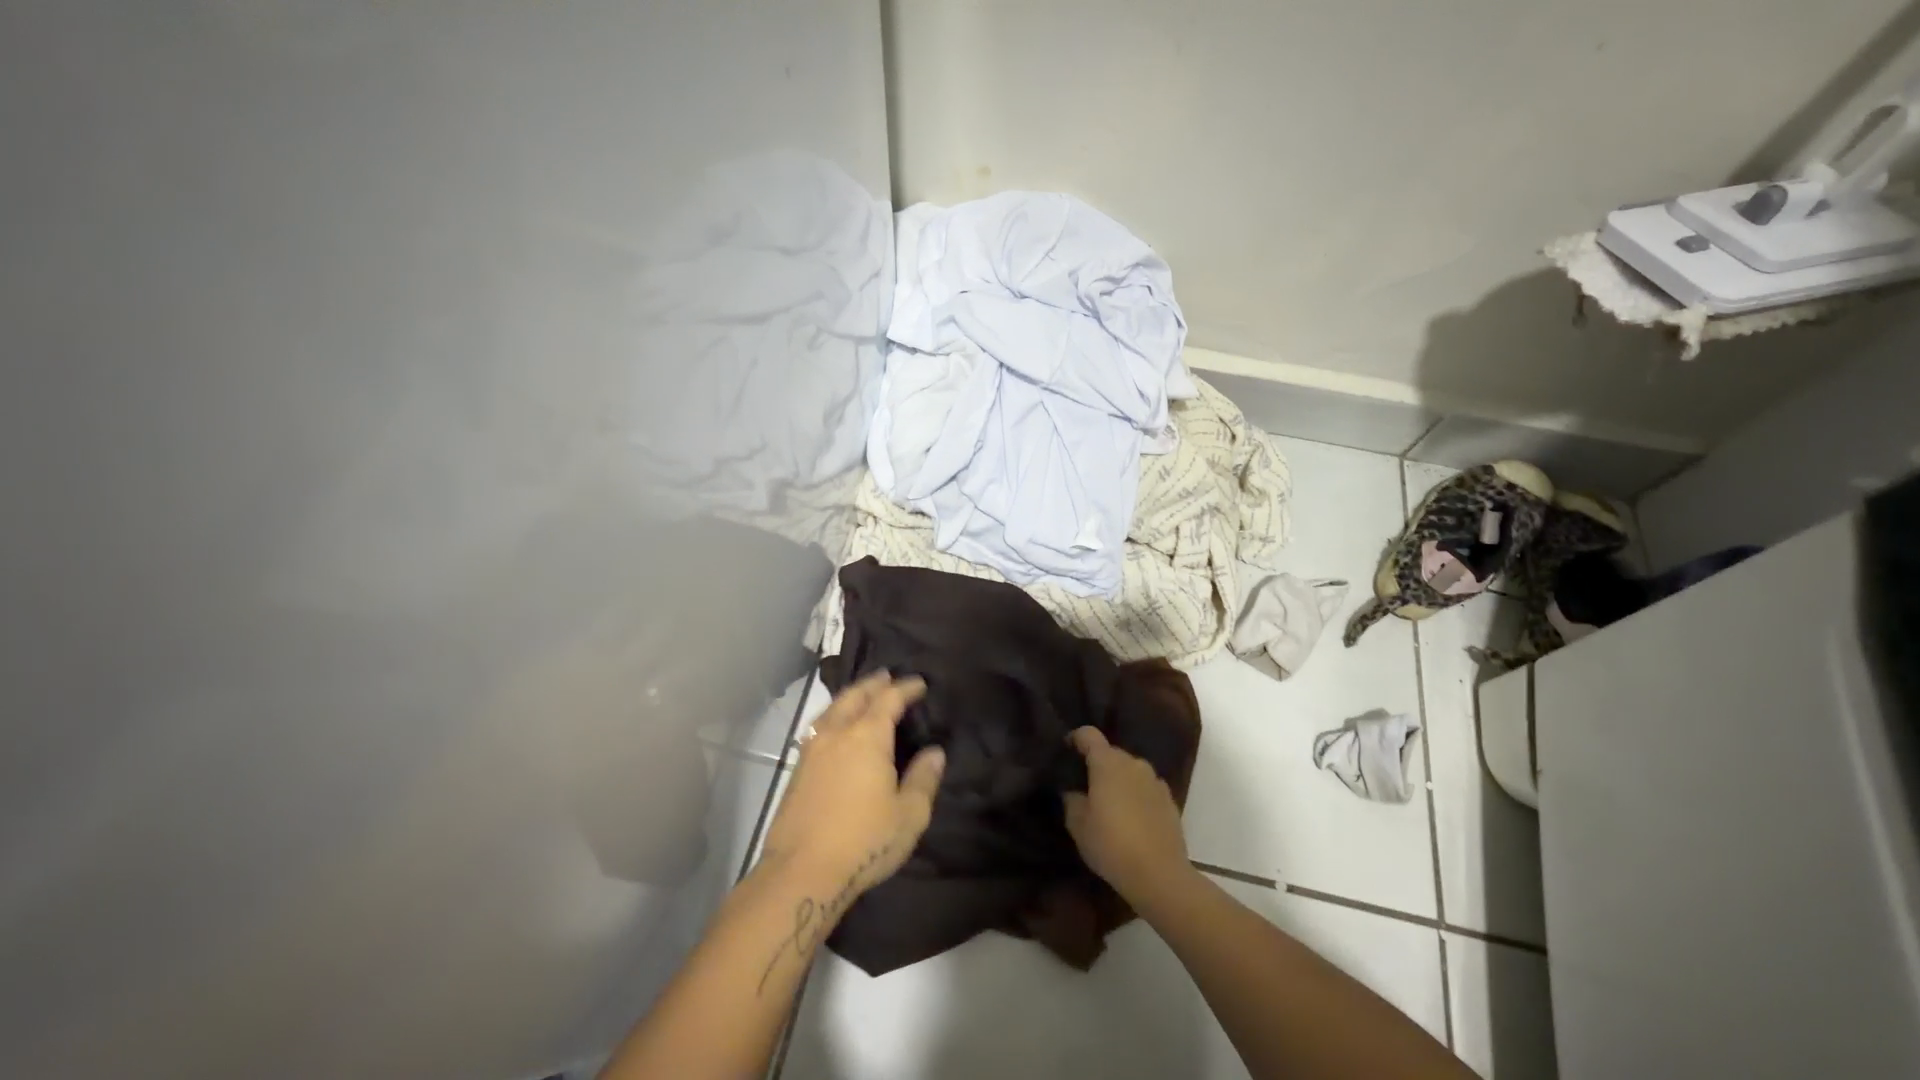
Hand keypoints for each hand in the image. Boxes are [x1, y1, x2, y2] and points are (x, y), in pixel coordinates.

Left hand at [757, 673, 944, 895]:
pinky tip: (838, 731)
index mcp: (866, 737)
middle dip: (873, 684)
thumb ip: (923, 778)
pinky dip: (834, 718)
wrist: (802, 872)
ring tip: (862, 698)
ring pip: (831, 710)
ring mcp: (811, 752)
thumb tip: (934, 752)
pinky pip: (819, 729)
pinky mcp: (797, 771)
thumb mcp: (909, 814)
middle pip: (854, 696)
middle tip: (887, 677)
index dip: (905, 688)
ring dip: (849, 698)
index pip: (888, 699)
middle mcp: (835, 734)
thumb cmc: (864, 841)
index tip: (920, 683)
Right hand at [1063, 726, 1189, 898]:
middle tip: (1084, 788)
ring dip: (1118, 780)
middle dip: (1096, 764)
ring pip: (1130, 771)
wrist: (1159, 874)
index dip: (1075, 739)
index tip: (1065, 752)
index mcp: (1108, 763)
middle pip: (1111, 753)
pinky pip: (1146, 788)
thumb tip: (1073, 790)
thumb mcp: (1078, 825)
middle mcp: (1134, 764)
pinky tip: (1131, 819)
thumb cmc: (1111, 845)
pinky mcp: (1170, 800)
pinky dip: (1135, 795)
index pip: (1089, 734)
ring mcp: (1155, 781)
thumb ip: (1071, 799)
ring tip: (1108, 805)